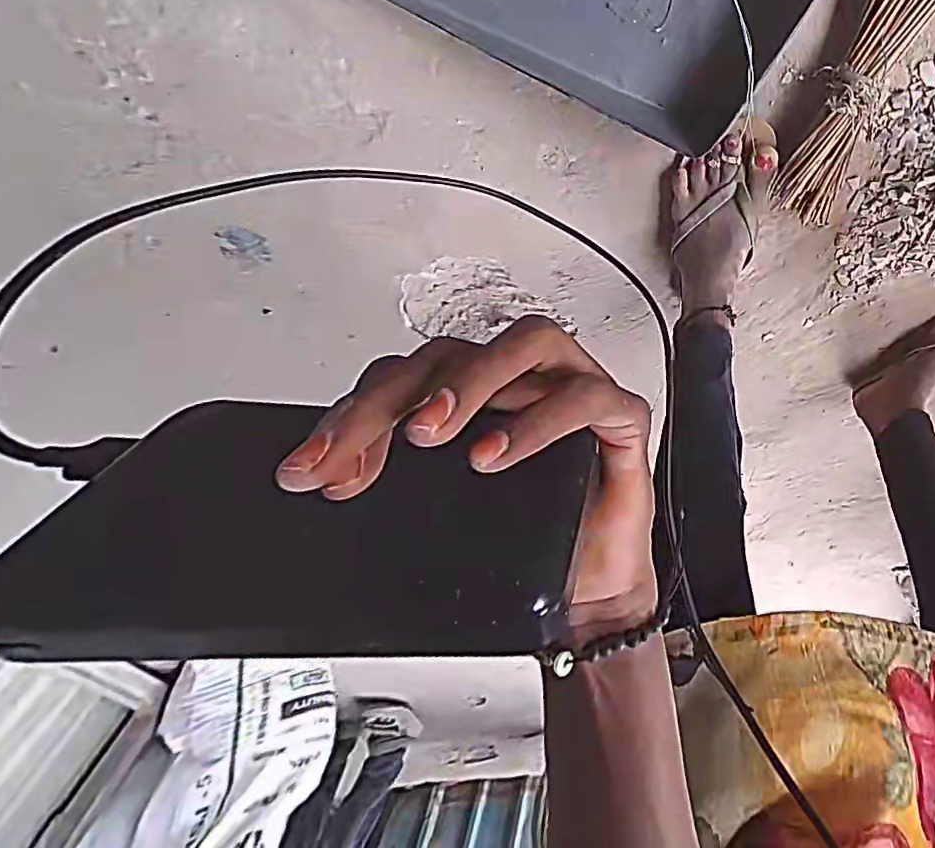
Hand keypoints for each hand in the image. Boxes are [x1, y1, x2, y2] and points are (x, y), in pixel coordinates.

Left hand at [275, 316, 657, 629]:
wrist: (593, 592)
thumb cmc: (533, 546)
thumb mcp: (449, 516)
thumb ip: (399, 485)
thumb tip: (331, 477)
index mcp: (481, 397)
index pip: (412, 374)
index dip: (358, 410)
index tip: (315, 467)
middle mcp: (526, 384)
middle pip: (455, 351)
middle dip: (395, 395)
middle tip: (354, 449)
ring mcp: (574, 390)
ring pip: (529, 342)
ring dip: (473, 378)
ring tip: (431, 430)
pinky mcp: (620, 415)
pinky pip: (586, 396)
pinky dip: (538, 420)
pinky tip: (497, 453)